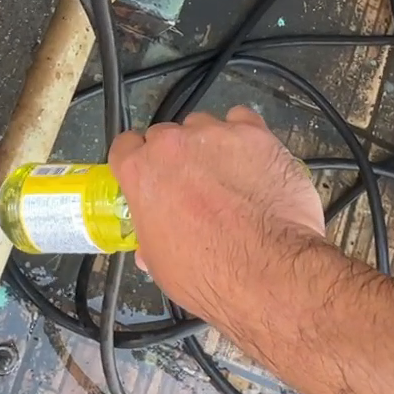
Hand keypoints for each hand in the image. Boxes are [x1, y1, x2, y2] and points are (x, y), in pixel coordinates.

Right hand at [108, 107, 332, 329]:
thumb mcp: (160, 264)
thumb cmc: (209, 273)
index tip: (149, 173)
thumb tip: (149, 248)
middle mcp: (172, 144)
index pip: (125, 146)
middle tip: (194, 186)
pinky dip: (244, 136)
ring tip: (229, 176)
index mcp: (141, 172)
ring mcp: (214, 134)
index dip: (137, 160)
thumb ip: (149, 239)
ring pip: (203, 126)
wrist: (268, 272)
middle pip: (165, 136)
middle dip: (176, 158)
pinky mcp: (254, 134)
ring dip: (209, 146)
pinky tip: (252, 159)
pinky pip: (242, 120)